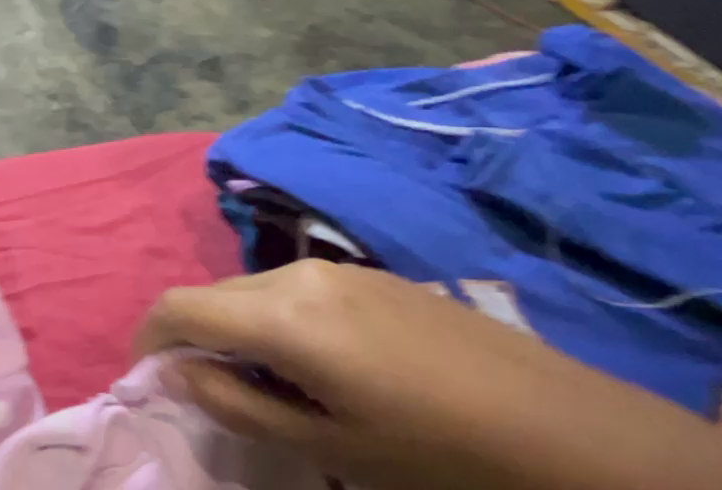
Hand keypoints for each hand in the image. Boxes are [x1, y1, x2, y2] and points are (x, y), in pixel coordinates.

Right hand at [137, 259, 721, 489]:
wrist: (579, 434)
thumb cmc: (441, 453)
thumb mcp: (331, 447)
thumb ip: (237, 405)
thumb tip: (174, 373)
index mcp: (283, 314)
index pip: (179, 306)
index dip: (148, 336)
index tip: (143, 374)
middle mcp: (298, 273)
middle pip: (213, 293)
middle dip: (191, 335)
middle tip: (204, 388)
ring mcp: (339, 268)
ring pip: (252, 288)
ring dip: (234, 327)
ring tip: (262, 381)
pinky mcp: (372, 275)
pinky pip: (293, 288)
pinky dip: (274, 319)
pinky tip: (314, 363)